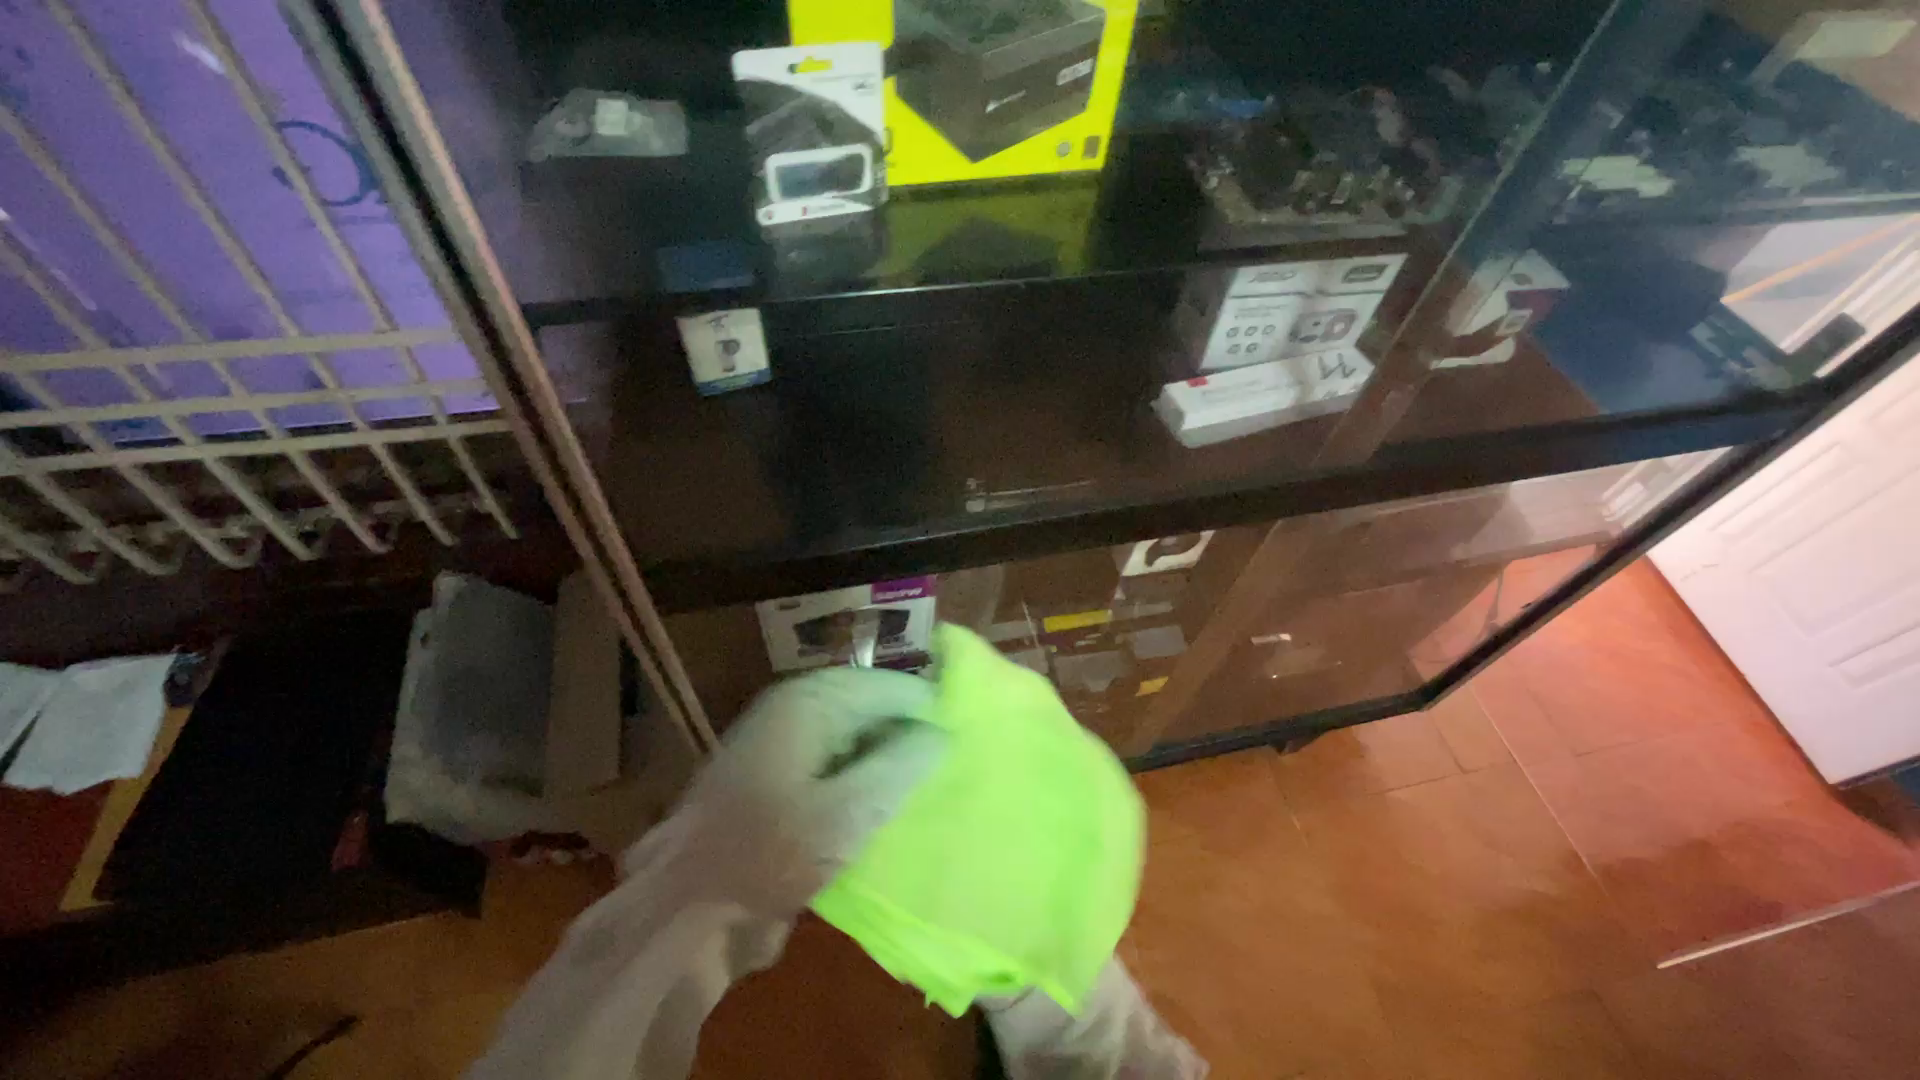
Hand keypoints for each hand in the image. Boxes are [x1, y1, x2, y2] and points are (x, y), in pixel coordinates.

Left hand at [633, 667, 946, 915]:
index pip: (888, 688)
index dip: (929, 711)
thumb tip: (938, 735)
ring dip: (887, 766)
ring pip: (853, 743)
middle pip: (870, 712)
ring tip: (928, 791)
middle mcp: (793, 714)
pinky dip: (861, 786)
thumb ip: (902, 765)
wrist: (688, 911)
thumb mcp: (850, 811)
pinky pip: (833, 772)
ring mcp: (780, 750)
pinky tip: (887, 814)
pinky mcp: (775, 786)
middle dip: (909, 738)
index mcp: (808, 703)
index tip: (966, 741)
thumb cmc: (772, 851)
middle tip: (953, 768)